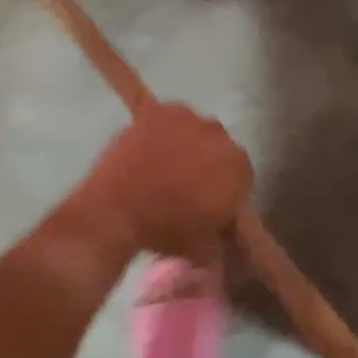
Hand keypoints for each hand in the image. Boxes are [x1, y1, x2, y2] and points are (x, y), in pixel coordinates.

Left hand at [75, 102, 252, 261]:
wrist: (117, 211)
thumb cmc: (165, 231)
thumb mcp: (205, 246)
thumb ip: (221, 235)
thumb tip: (220, 236)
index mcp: (238, 167)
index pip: (241, 174)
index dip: (225, 188)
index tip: (209, 201)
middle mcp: (219, 135)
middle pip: (218, 147)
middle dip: (206, 162)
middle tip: (184, 184)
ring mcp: (186, 118)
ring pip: (191, 128)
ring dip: (183, 141)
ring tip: (160, 164)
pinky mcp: (155, 111)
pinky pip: (160, 113)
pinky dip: (154, 123)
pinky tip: (143, 135)